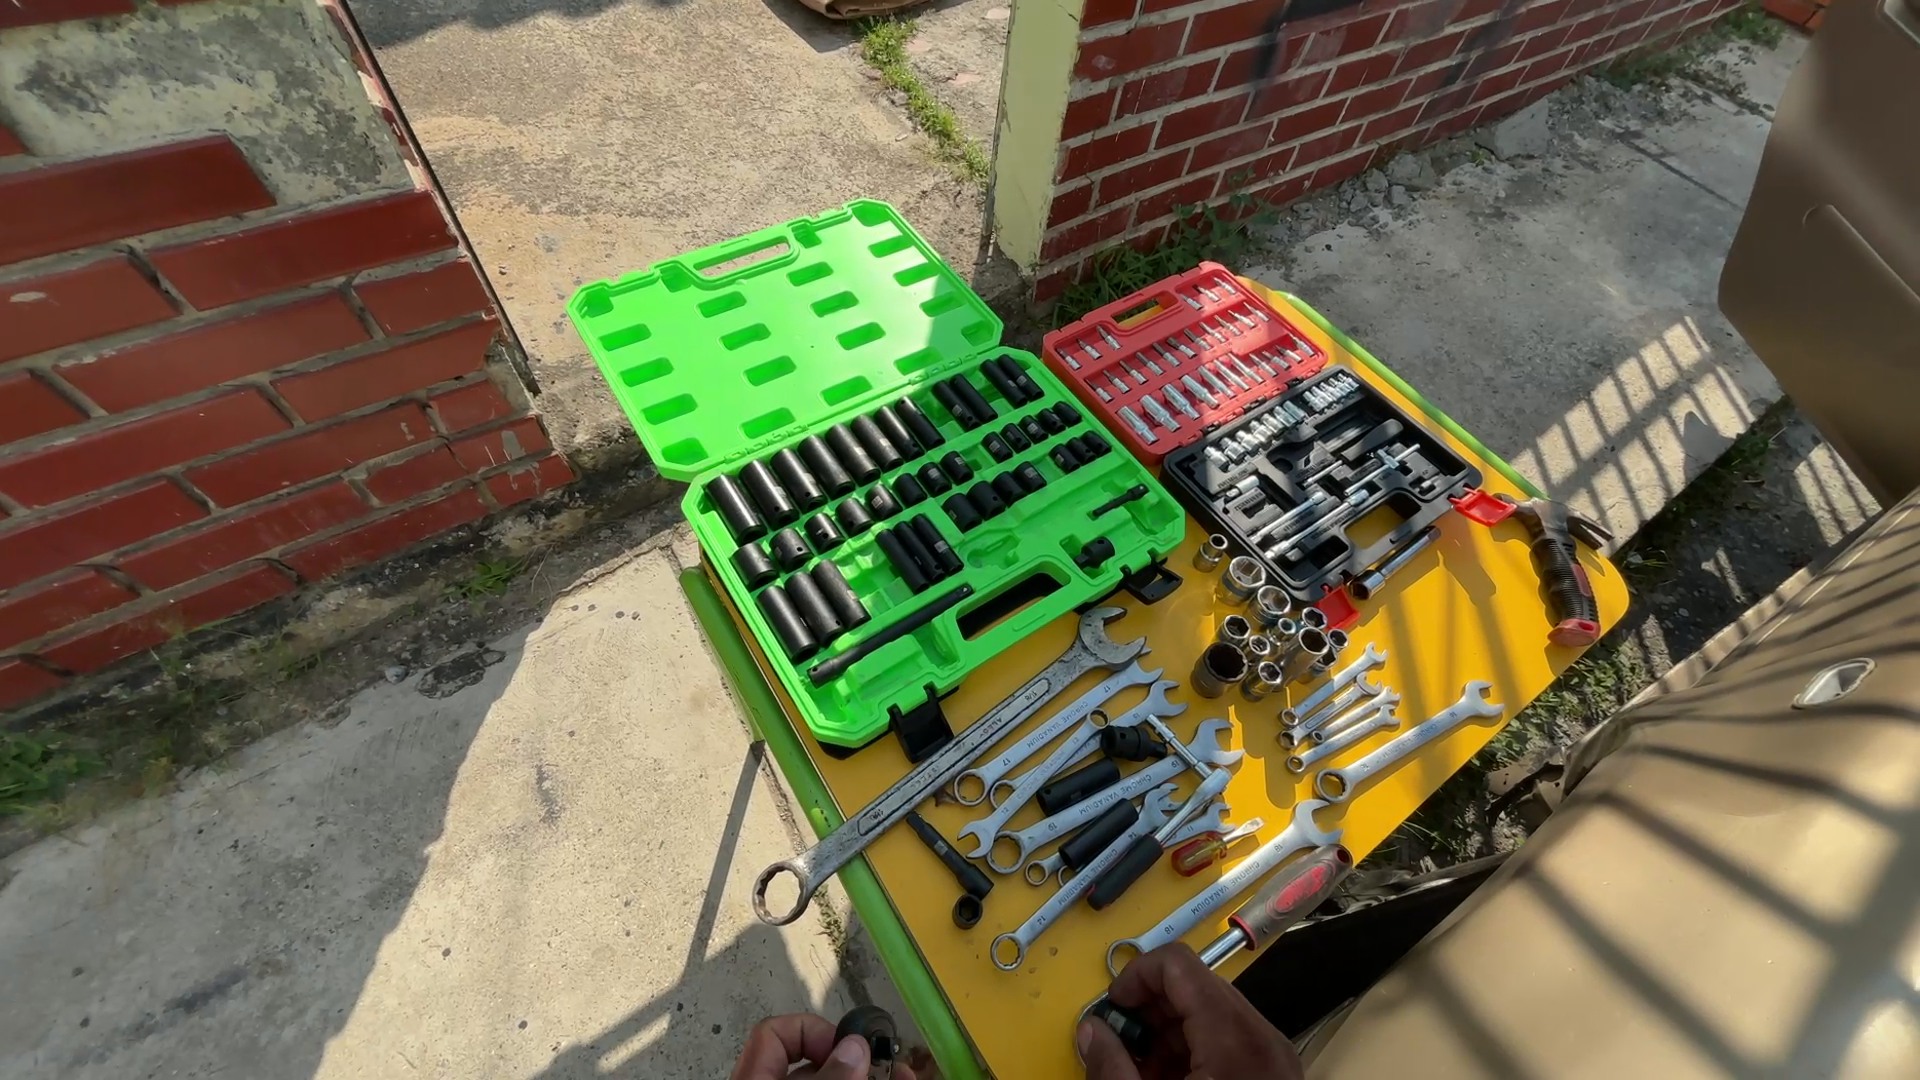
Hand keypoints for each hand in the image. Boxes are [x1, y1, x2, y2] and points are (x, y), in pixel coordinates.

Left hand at [730, 1013, 918, 1079]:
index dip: (813, 1031)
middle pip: (815, 1061)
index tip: (847, 1048)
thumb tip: (855, 1049)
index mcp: (756, 1078)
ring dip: (875, 1075)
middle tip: (891, 1064)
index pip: (774, 1033)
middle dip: (860, 1058)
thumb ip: (827, 1079)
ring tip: (906, 1076)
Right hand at [1077, 944, 1301, 1079]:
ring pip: (1210, 1013)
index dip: (1135, 976)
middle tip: (1121, 1046)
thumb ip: (1112, 1069)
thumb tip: (1091, 1030)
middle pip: (1194, 985)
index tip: (1112, 1011)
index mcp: (1233, 1034)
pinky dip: (1194, 1052)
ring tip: (1143, 1073)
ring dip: (1168, 1032)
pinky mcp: (1277, 1079)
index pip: (1177, 964)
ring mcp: (1275, 1059)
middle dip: (1149, 1010)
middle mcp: (1261, 1036)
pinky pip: (1228, 1041)